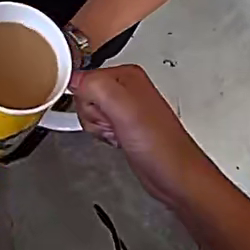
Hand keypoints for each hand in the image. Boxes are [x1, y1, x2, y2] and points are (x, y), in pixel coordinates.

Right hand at [72, 64, 218, 206]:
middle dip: (93, 115)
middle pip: (85, 94)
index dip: (86, 99)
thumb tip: (75, 79)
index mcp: (126, 74)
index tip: (98, 111)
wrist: (174, 175)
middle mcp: (126, 88)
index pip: (84, 76)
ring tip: (118, 132)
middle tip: (112, 123)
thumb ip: (95, 86)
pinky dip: (103, 135)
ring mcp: (125, 107)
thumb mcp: (123, 107)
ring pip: (90, 112)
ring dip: (98, 127)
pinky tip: (119, 139)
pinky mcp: (123, 124)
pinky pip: (98, 125)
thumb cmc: (161, 144)